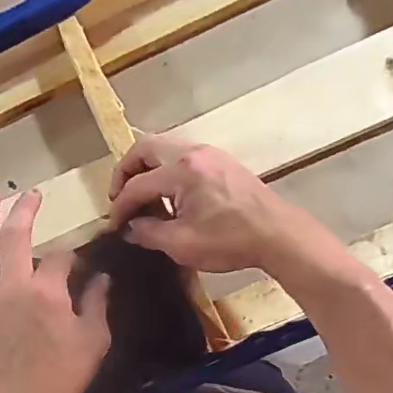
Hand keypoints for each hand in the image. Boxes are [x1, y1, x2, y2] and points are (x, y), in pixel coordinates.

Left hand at [0, 189, 110, 392]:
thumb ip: (98, 304)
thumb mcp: (93, 341)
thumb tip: (101, 276)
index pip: (62, 257)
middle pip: (16, 235)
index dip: (74, 255)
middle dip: (25, 209)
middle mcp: (12, 285)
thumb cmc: (61, 379)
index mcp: (47, 291)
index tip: (81, 261)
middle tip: (32, 193)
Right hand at [107, 133, 325, 274]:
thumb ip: (149, 233)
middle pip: (145, 149)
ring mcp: (210, 154)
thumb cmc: (230, 241)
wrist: (278, 235)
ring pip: (165, 150)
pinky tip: (171, 198)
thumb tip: (130, 228)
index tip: (114, 226)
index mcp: (182, 170)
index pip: (137, 184)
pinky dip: (167, 172)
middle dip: (126, 172)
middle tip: (121, 198)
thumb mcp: (182, 244)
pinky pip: (183, 157)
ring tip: (144, 200)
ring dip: (147, 171)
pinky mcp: (222, 162)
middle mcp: (193, 152)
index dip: (120, 207)